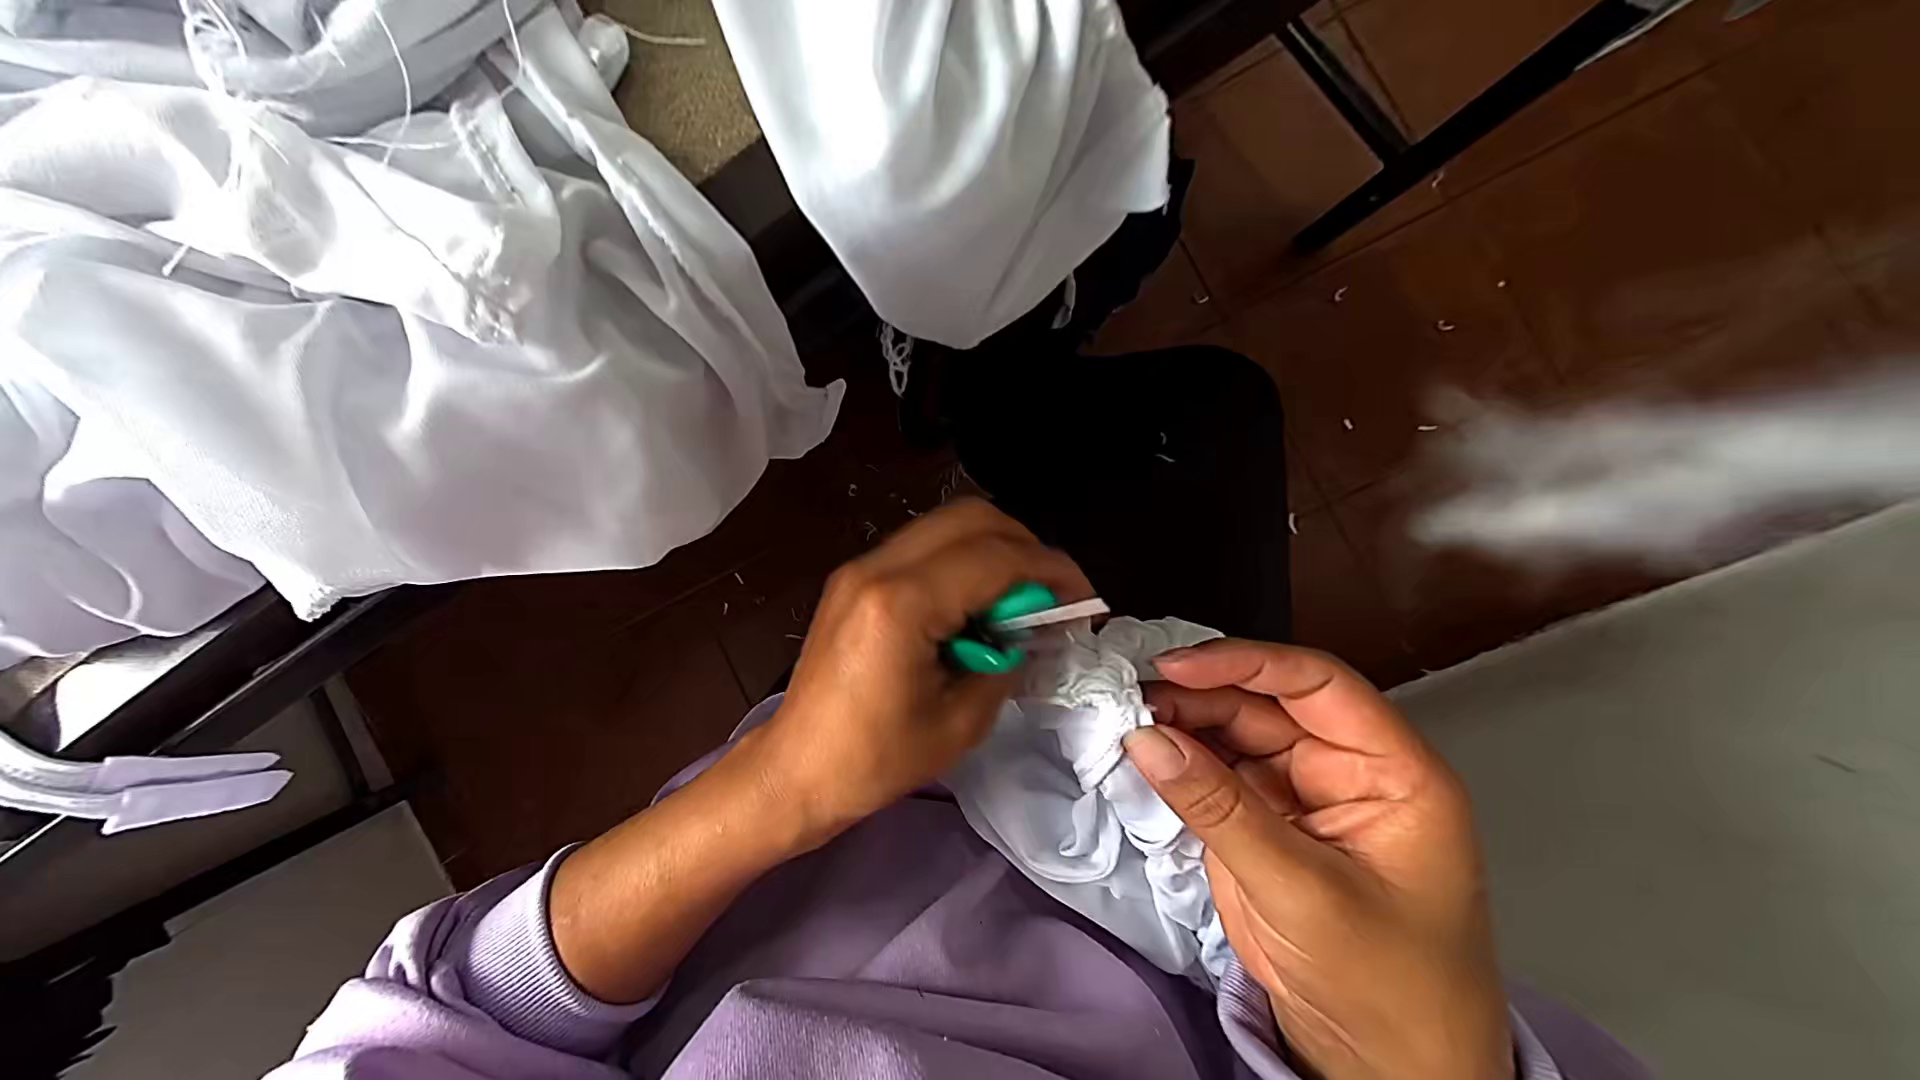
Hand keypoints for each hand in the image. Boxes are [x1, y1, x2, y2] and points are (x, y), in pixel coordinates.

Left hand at [751, 498, 1091, 841]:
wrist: (795, 771)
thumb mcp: (961, 721)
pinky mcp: (855, 578)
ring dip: (993, 548)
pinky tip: (975, 602)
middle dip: (1025, 546)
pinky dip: (962, 560)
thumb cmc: (875, 761)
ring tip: (1018, 597)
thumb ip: (1007, 661)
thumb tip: (1035, 629)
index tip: (1082, 596)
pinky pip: (923, 545)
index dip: (1050, 570)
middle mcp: (877, 568)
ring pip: (946, 524)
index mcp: (902, 605)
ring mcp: (860, 567)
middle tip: (1050, 592)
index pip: (995, 559)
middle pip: (970, 518)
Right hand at [1124, 641, 1512, 1079]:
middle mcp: (1343, 768)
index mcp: (1391, 771)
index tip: (1178, 666)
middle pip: (1263, 703)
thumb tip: (1148, 739)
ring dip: (1181, 723)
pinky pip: (1212, 771)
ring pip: (1231, 731)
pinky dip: (1176, 760)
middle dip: (1199, 695)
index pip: (1317, 685)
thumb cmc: (1386, 989)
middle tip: (1138, 701)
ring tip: (1133, 723)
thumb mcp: (1302, 893)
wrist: (1379, 1072)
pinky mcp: (1259, 818)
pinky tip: (1146, 754)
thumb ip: (1220, 809)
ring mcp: (1296, 793)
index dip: (1246, 663)